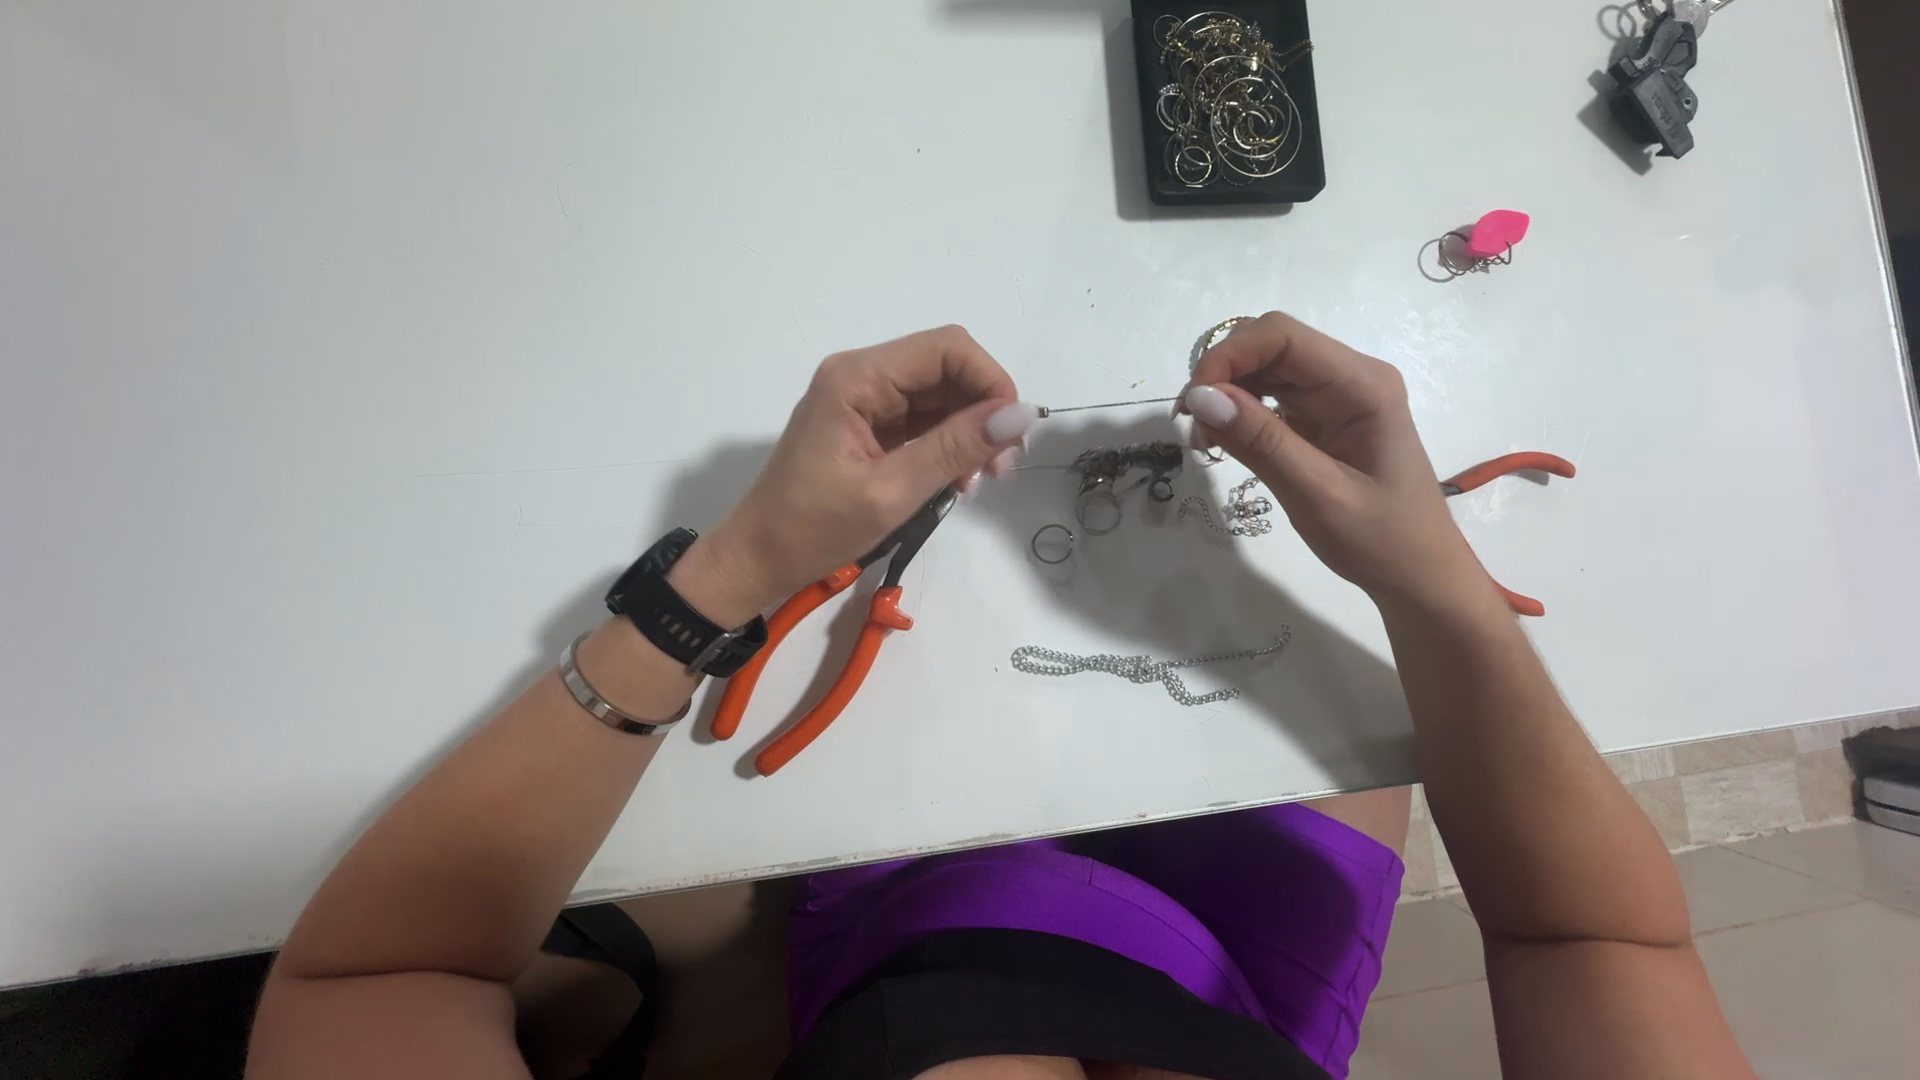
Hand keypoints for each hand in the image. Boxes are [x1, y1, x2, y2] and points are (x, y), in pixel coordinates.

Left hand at [669, 326, 1030, 625]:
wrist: (759, 558)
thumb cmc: (813, 529)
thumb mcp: (890, 492)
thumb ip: (955, 448)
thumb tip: (1020, 415)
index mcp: (858, 378)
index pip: (947, 349)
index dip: (991, 382)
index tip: (1011, 436)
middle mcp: (863, 376)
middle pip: (947, 368)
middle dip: (984, 410)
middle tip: (1000, 467)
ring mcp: (865, 400)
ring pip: (940, 395)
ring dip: (970, 431)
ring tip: (978, 480)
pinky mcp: (869, 426)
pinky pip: (924, 420)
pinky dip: (949, 444)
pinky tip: (957, 480)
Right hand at [1178, 312, 1486, 608]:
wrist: (1417, 575)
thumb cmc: (1379, 540)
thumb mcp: (1315, 494)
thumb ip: (1259, 442)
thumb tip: (1200, 398)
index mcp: (1362, 385)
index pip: (1281, 337)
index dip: (1227, 357)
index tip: (1192, 406)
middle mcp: (1349, 377)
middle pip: (1269, 344)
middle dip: (1221, 375)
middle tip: (1192, 428)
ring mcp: (1335, 396)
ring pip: (1264, 367)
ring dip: (1224, 393)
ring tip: (1204, 441)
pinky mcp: (1320, 417)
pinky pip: (1269, 395)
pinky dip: (1237, 411)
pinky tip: (1223, 441)